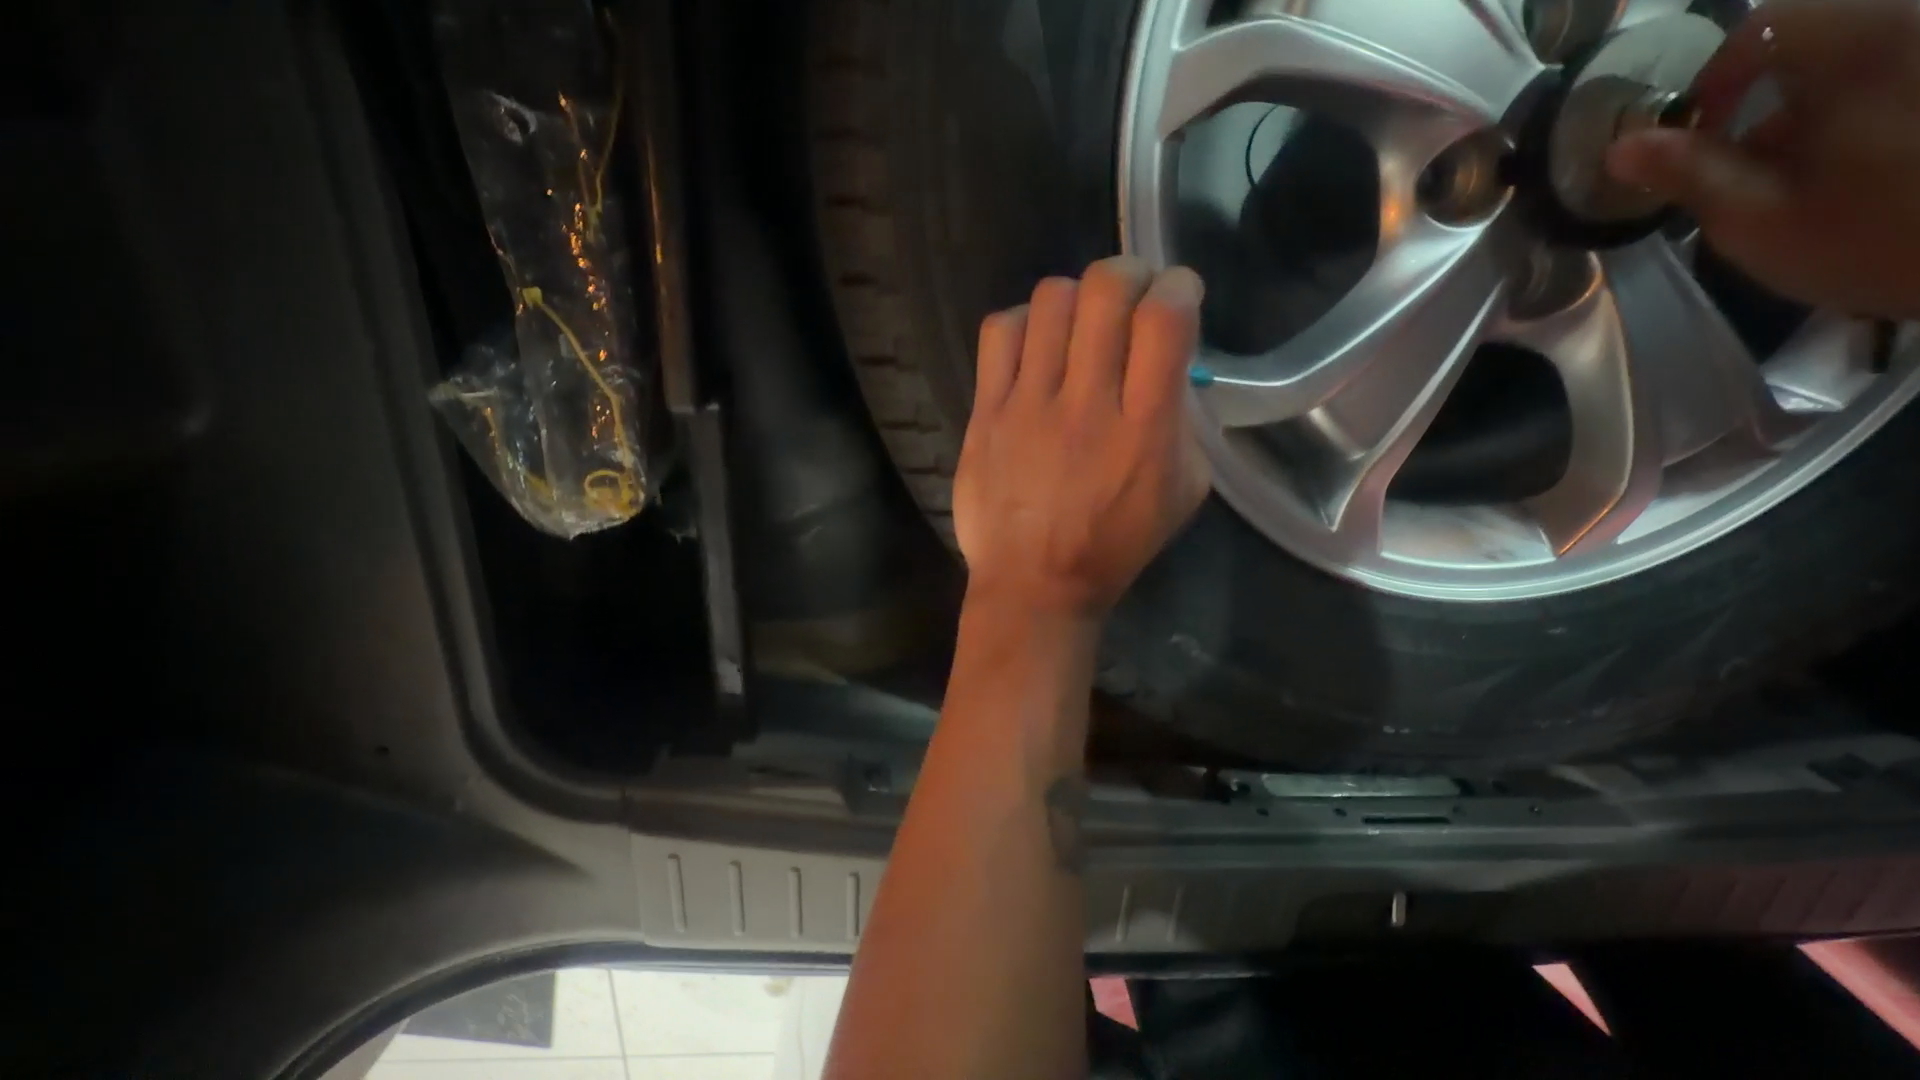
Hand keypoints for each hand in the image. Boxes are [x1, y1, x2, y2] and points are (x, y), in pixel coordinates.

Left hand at [953, 257, 1211, 618]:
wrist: (1033, 585)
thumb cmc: (1115, 544)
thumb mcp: (1184, 493)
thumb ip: (1188, 425)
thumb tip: (1176, 366)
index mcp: (1145, 429)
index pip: (1163, 321)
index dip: (1178, 287)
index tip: (1178, 294)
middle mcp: (1087, 406)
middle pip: (1105, 292)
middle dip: (1129, 273)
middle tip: (1132, 292)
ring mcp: (1029, 406)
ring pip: (1050, 301)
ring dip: (1076, 296)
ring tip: (1081, 321)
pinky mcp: (985, 413)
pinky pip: (999, 332)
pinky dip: (1023, 321)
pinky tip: (1035, 343)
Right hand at [1607, 0, 1919, 318]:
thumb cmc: (1875, 240)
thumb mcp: (1757, 218)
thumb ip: (1687, 172)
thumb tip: (1621, 145)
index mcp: (1862, 44)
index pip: (1762, 26)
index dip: (1715, 79)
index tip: (1697, 136)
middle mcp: (1911, 24)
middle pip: (1817, 36)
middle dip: (1771, 92)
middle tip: (1751, 158)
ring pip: (1861, 54)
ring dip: (1821, 102)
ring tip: (1811, 169)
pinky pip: (1896, 71)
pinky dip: (1868, 106)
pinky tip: (1867, 160)